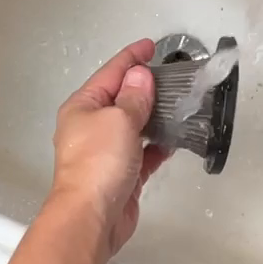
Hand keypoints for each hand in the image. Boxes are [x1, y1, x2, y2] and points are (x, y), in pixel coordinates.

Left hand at [49, 39, 172, 254]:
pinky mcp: (122, 176)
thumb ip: (134, 97)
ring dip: (154, 117)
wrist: (92, 217)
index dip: (132, 58)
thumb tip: (140, 76)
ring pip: (134, 127)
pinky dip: (157, 146)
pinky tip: (174, 140)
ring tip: (179, 105)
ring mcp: (106, 153)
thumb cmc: (98, 163)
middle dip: (145, 87)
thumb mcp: (119, 119)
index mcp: (83, 107)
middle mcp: (92, 128)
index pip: (111, 73)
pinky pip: (143, 154)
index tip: (151, 46)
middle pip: (122, 99)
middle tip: (173, 77)